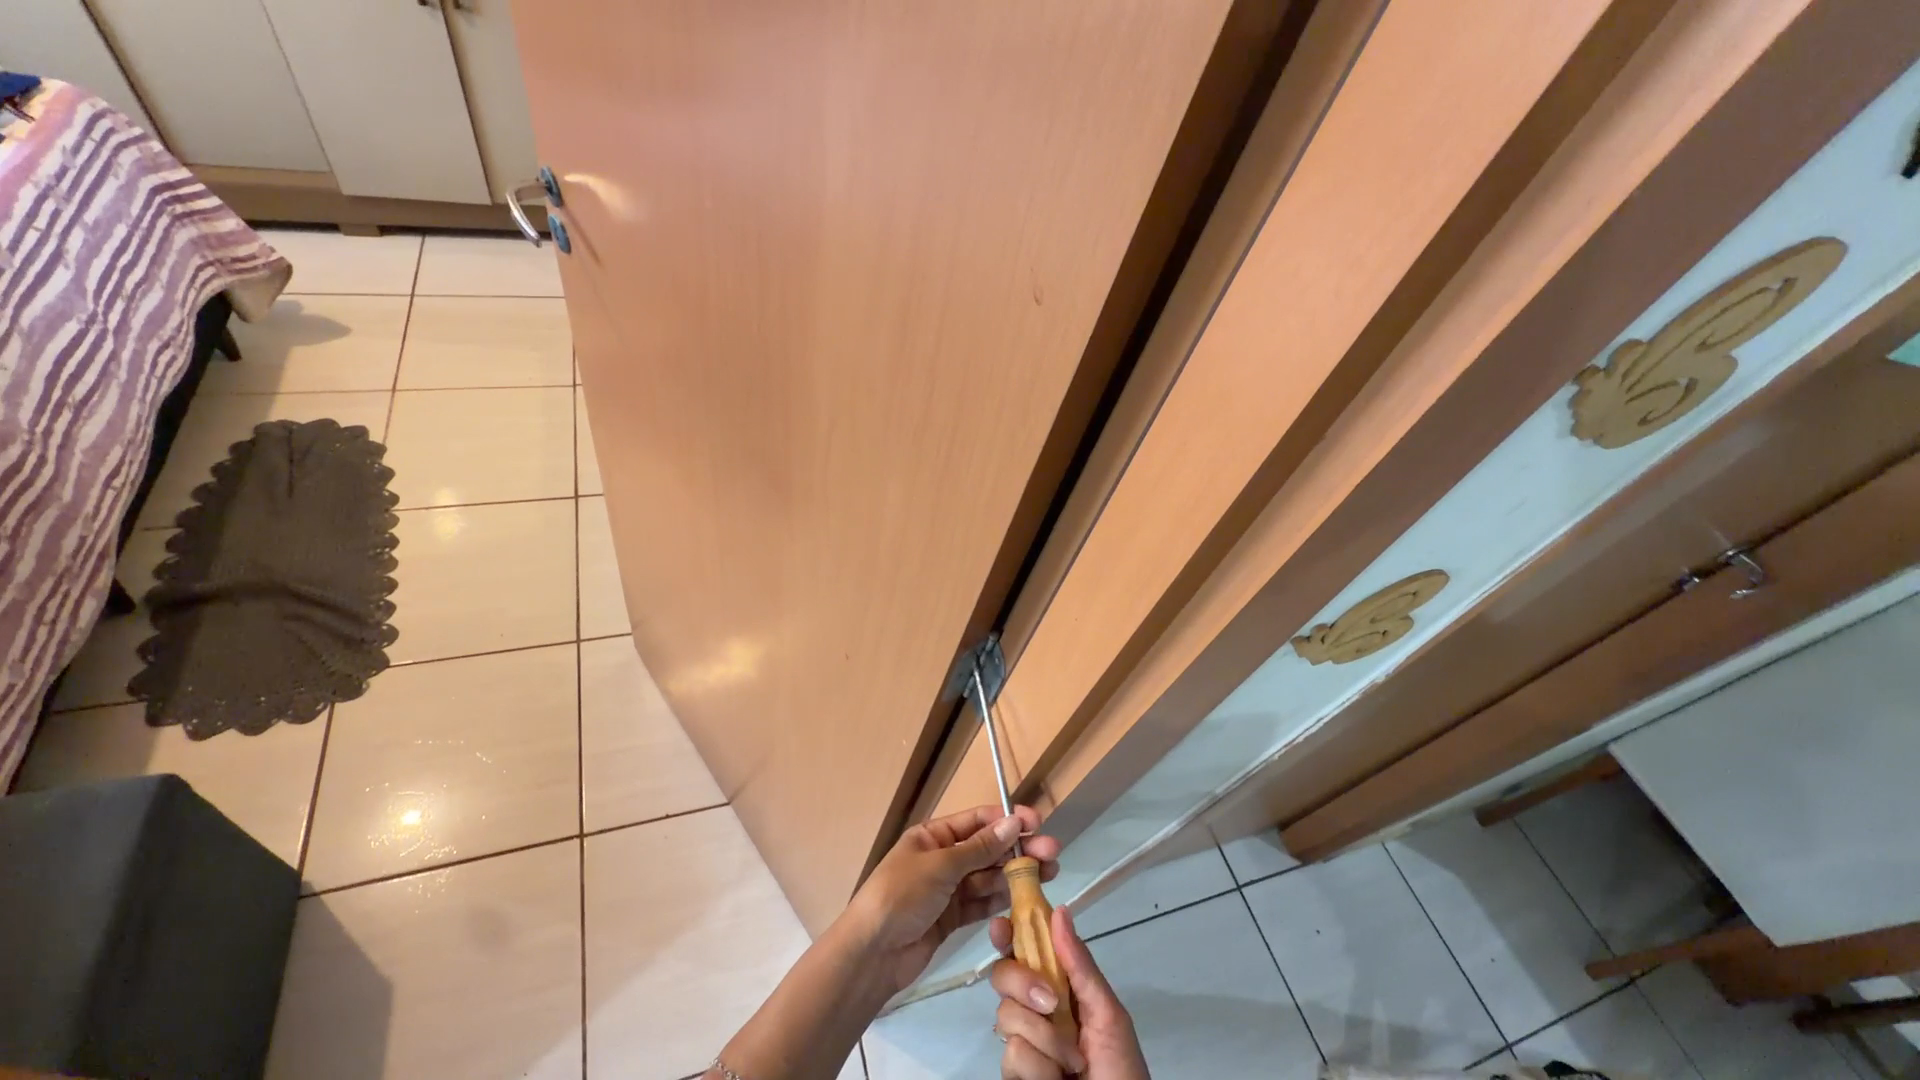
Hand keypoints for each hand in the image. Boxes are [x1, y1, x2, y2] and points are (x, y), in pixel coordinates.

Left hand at [841, 804, 1061, 993]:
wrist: (873, 952)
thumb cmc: (901, 895)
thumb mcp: (941, 865)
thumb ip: (980, 847)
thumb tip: (1013, 822)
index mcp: (933, 836)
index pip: (977, 821)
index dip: (1007, 820)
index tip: (1037, 823)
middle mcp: (943, 858)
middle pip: (988, 849)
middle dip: (1019, 849)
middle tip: (1053, 851)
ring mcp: (948, 889)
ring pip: (989, 876)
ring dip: (1017, 874)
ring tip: (1050, 873)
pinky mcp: (953, 917)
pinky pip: (983, 903)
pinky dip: (1003, 900)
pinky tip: (1027, 898)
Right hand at [990, 906, 1147, 1079]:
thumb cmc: (1121, 1068)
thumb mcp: (1108, 1013)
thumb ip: (1079, 965)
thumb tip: (1060, 910)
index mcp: (1060, 988)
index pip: (1025, 951)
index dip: (1009, 935)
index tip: (1001, 926)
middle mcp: (1036, 1010)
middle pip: (1002, 976)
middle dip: (1023, 985)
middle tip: (1051, 1004)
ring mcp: (1024, 1043)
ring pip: (1006, 1017)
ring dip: (1045, 1040)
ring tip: (1071, 1062)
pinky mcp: (1015, 1074)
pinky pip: (1011, 1057)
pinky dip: (1039, 1069)